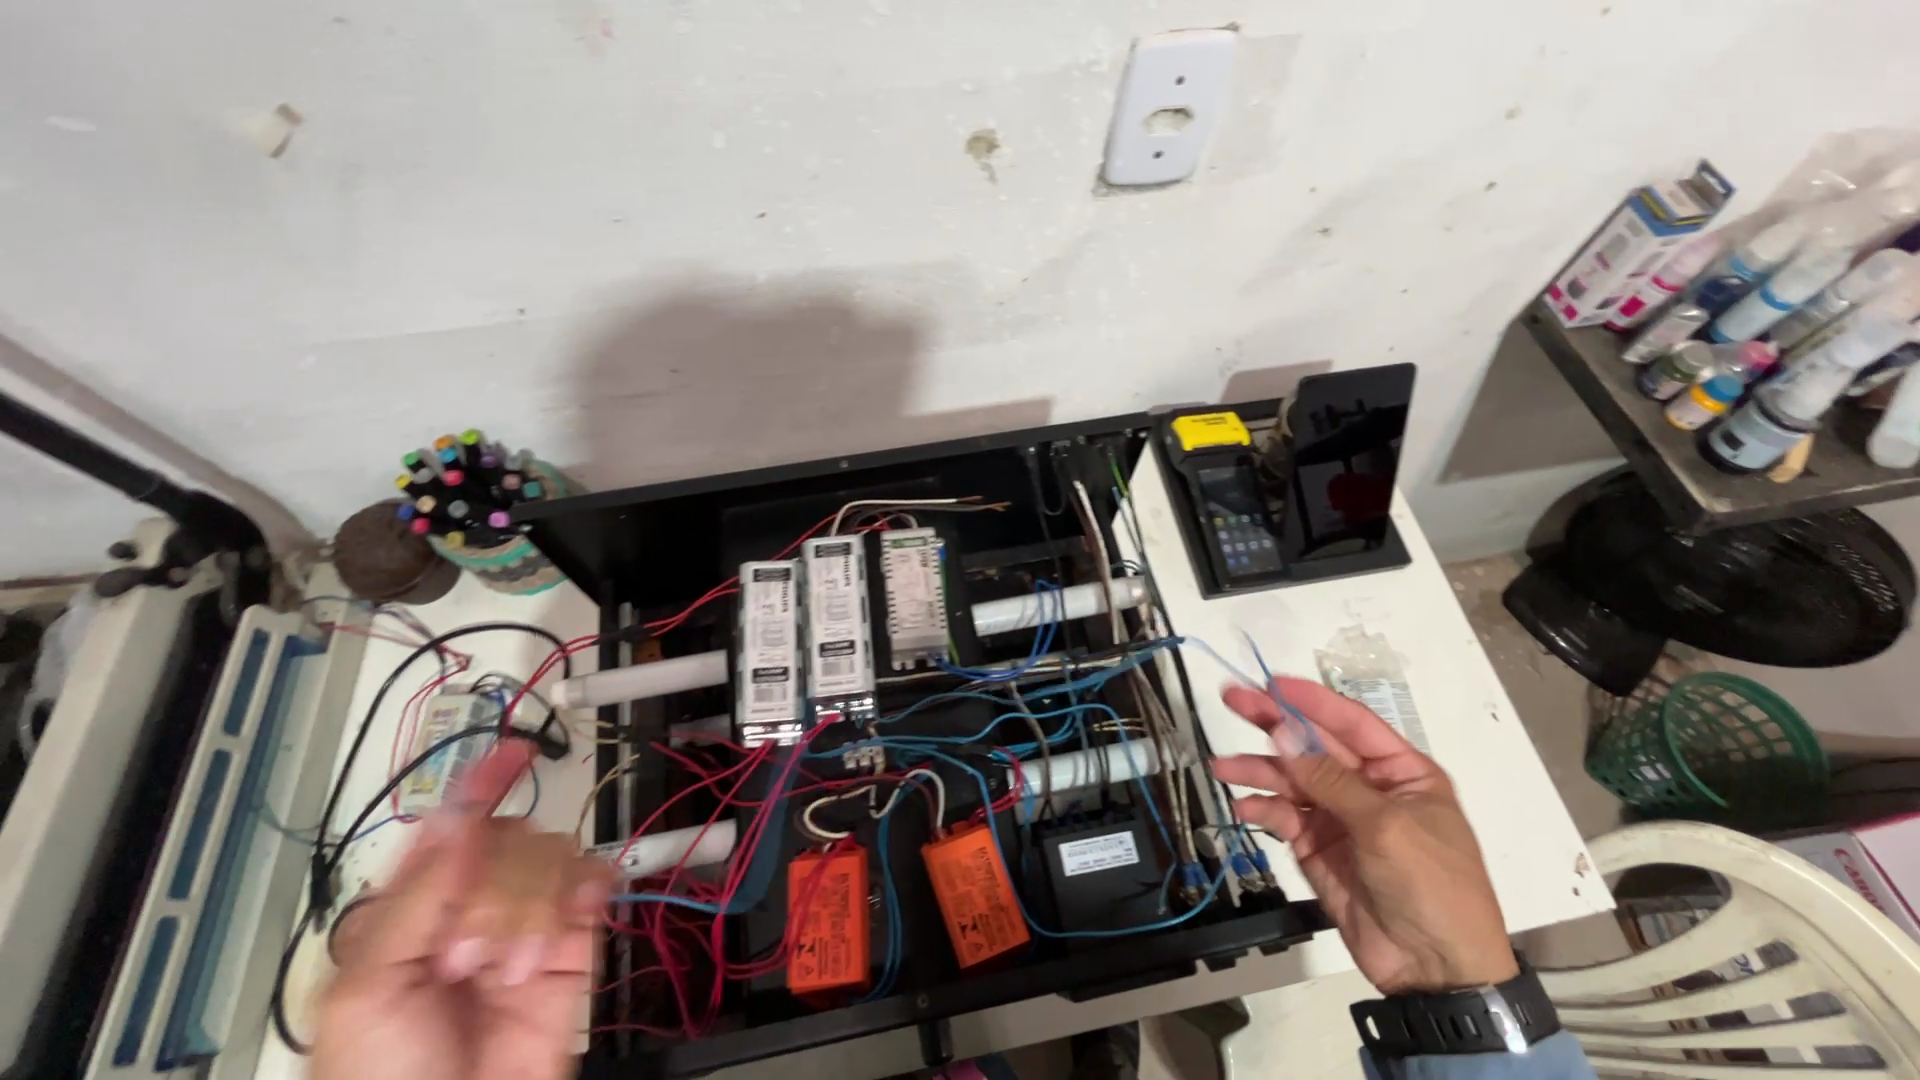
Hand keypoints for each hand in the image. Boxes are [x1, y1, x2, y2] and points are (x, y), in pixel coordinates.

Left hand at [315, 742, 613, 1079]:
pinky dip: (582, 893)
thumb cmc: (382, 1078)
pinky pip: (593, 885)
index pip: (451, 827)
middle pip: (508, 837)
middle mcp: (475, 901)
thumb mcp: (366, 990)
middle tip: (466, 955)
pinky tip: (563, 928)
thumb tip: (457, 818)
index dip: (479, 785)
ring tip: (510, 972)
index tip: (513, 752)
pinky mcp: (575, 939)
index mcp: (415, 907)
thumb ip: (415, 898)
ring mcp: (529, 917)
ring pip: (551, 857)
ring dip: (531, 909)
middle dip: (493, 889)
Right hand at [1211, 677, 1516, 994]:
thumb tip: (1284, 736)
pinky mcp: (1316, 846)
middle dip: (1272, 724)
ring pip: (1290, 780)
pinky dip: (1260, 810)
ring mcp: (1339, 817)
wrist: (1434, 968)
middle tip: (1232, 699)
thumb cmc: (1431, 885)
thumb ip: (1330, 780)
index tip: (1272, 681)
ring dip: (1256, 770)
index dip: (1311, 700)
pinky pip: (1282, 816)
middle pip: (1312, 745)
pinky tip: (1242, 809)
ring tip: (1221, 767)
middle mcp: (1367, 787)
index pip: (1351, 723)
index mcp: (1401, 772)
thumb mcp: (1386, 826)